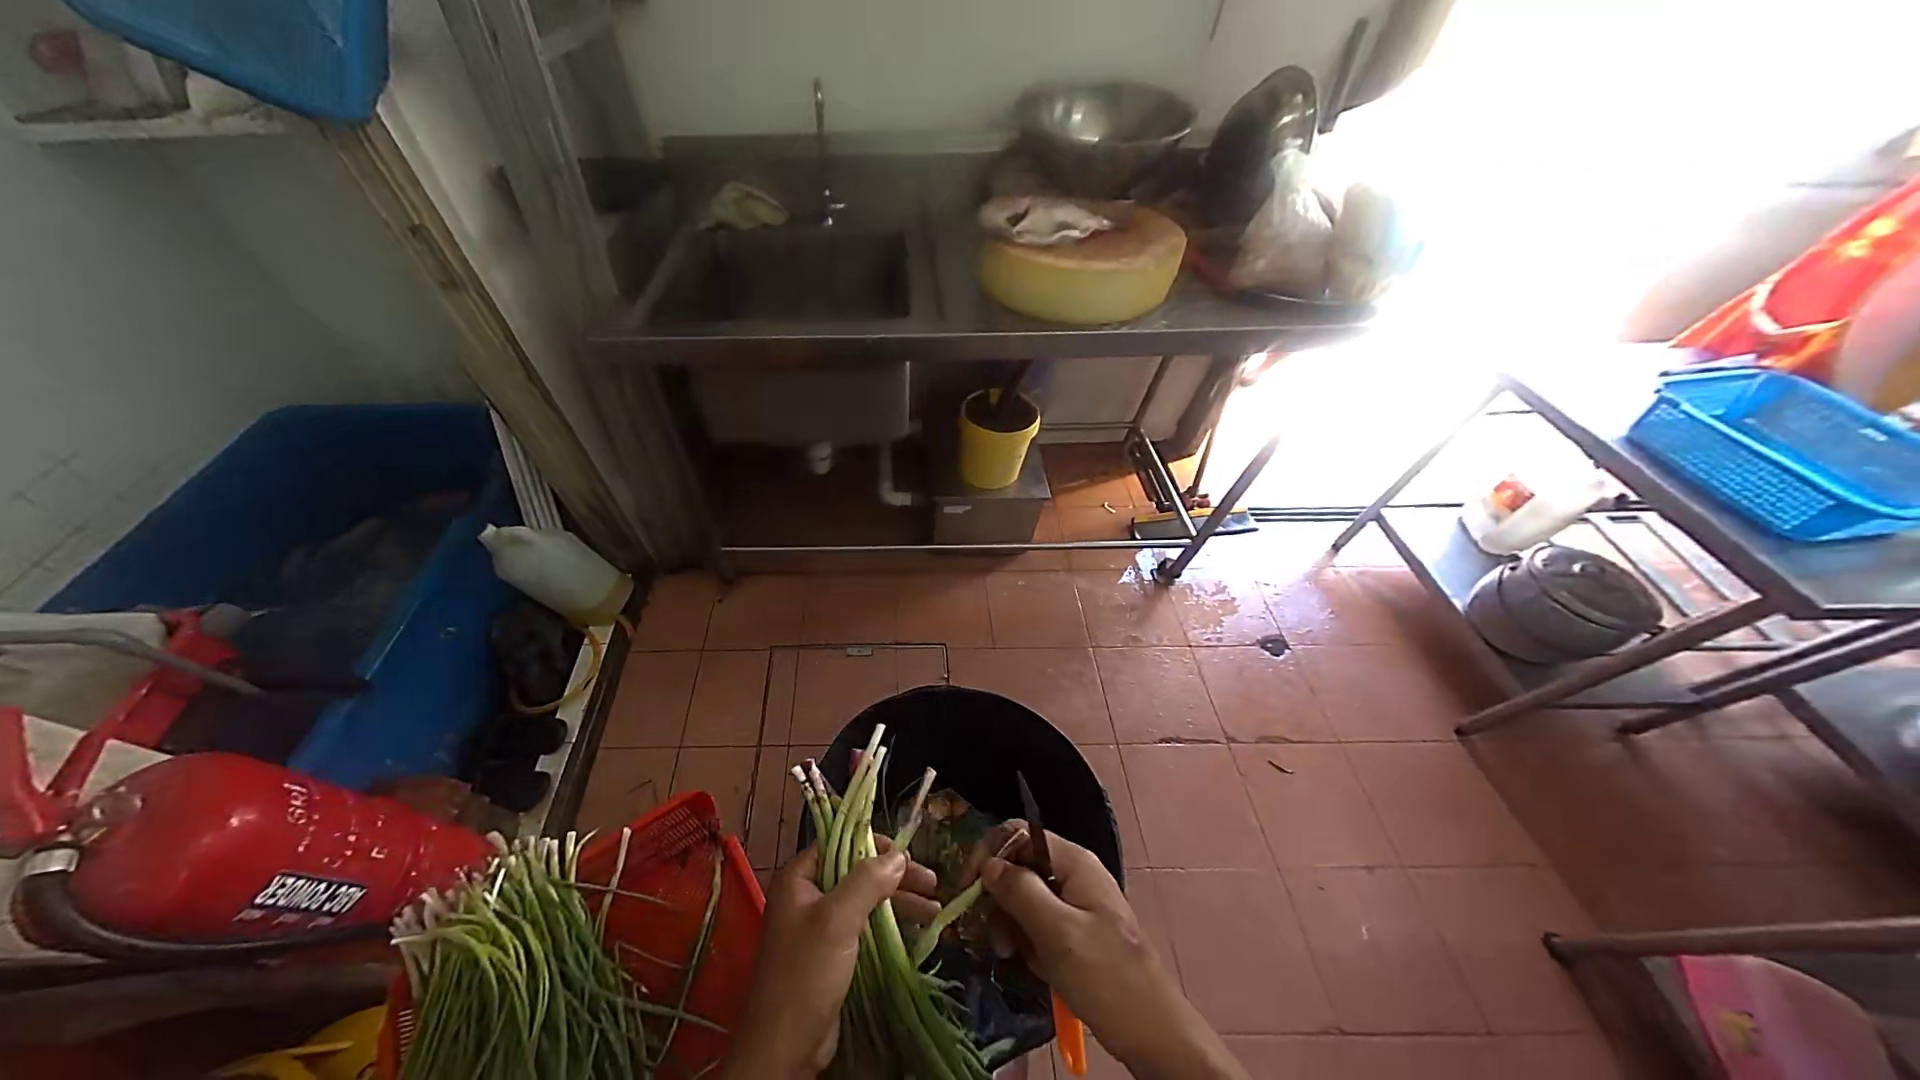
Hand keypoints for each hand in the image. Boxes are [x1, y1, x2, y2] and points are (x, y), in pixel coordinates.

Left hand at [719, 839, 938, 1078]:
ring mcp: (819, 927)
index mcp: (798, 879)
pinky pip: (865, 927)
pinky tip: (916, 929)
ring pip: (866, 901)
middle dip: (896, 877)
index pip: (840, 843)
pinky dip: (891, 925)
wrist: (784, 1049)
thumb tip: (898, 856)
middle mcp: (807, 897)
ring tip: (935, 910)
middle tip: (931, 883)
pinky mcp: (832, 954)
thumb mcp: (837, 920)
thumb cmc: (805, 974)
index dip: (874, 844)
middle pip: (858, 872)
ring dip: (899, 902)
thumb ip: (867, 881)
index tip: (907, 854)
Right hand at [981, 834, 1247, 1079]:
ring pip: (1025, 897)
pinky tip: (1032, 964)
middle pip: (1019, 866)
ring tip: (1011, 956)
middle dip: (1000, 898)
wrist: (1152, 1031)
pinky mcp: (1074, 931)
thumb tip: (988, 864)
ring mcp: (1075, 902)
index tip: (969, 889)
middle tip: (994, 936)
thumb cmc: (1105, 976)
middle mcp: (1073, 873)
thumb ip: (1020, 891)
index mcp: (1074, 862)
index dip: (990, 854)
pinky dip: (1028, 941)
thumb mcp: (1057, 932)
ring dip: (1011, 925)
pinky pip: (1038, 923)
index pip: (1019, 834)